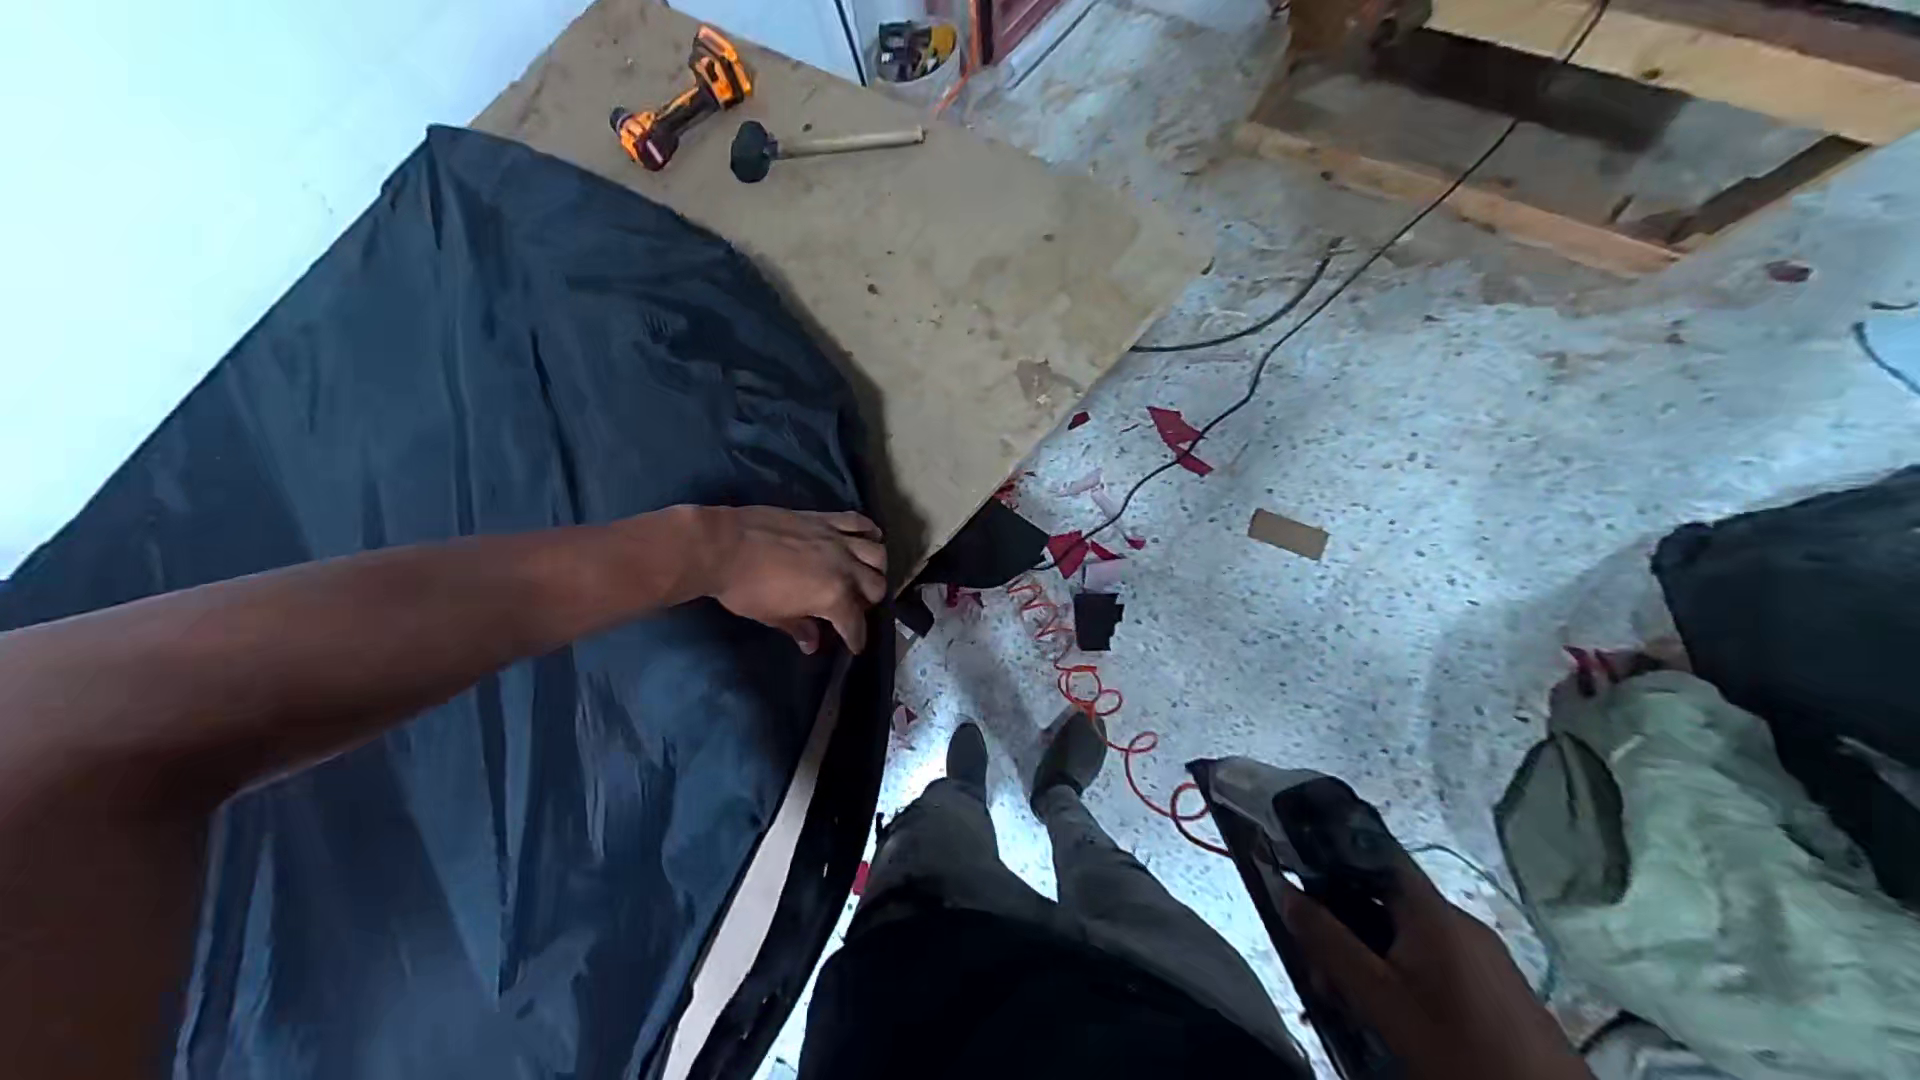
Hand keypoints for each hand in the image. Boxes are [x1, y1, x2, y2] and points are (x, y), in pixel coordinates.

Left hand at [692, 507, 886, 653]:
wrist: (722, 545)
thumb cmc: (744, 588)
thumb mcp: (772, 616)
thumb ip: (798, 628)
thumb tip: (811, 644)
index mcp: (832, 596)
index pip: (855, 623)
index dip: (856, 638)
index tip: (855, 645)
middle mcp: (844, 566)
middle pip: (876, 586)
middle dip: (868, 602)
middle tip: (852, 607)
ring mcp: (837, 539)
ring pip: (877, 553)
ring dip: (875, 568)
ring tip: (863, 574)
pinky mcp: (825, 518)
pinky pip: (859, 521)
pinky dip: (869, 531)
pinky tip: (868, 538)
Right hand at [1281, 856, 1592, 1079]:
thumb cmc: (1458, 1048)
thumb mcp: (1380, 999)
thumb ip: (1329, 942)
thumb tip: (1286, 892)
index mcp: (1434, 913)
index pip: (1375, 857)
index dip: (1333, 860)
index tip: (1300, 885)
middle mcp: (1461, 923)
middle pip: (1385, 903)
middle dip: (1342, 929)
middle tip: (1319, 971)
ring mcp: (1484, 958)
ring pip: (1406, 938)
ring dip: (1367, 959)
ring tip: (1346, 1002)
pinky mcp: (1497, 991)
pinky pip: (1434, 965)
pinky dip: (1400, 977)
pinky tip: (1387, 1015)